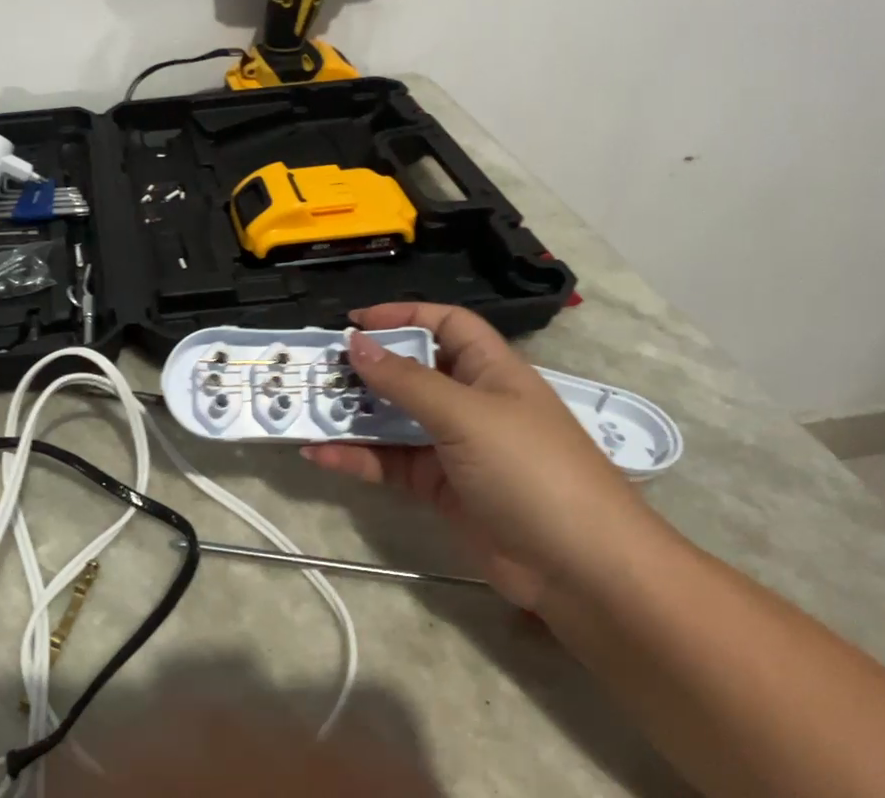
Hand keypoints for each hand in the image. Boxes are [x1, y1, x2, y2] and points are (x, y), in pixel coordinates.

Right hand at [302, 303, 657, 609]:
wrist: (580, 568)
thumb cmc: (531, 471)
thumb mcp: (467, 416)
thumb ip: (407, 381)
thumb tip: (356, 344)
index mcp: (490, 371)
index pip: (445, 325)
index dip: (403, 316)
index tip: (353, 324)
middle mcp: (470, 402)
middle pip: (410, 372)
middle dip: (364, 369)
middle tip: (314, 371)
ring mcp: (453, 447)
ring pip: (393, 420)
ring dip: (351, 415)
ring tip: (304, 410)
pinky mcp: (439, 489)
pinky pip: (389, 464)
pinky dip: (356, 458)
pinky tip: (319, 455)